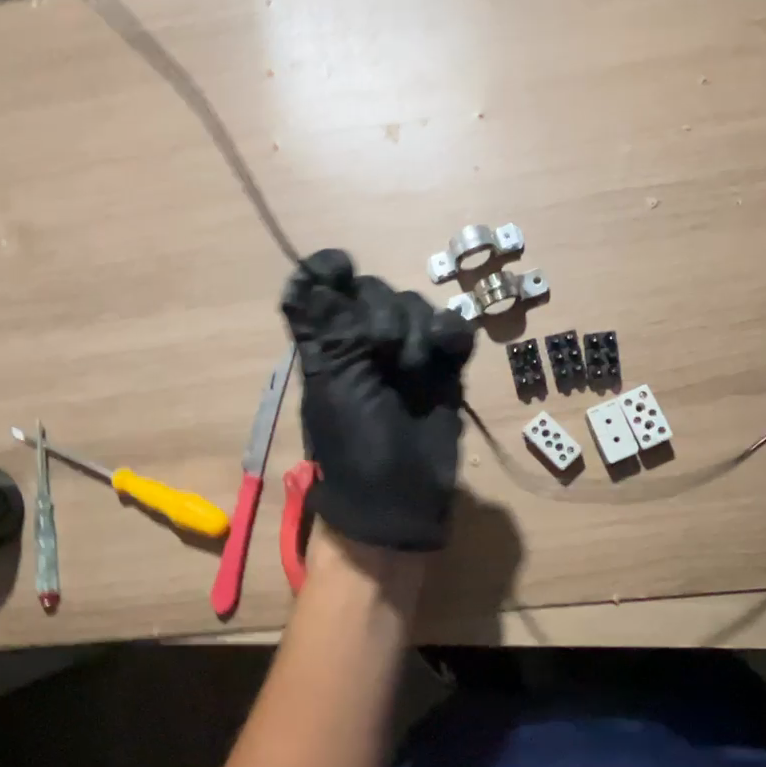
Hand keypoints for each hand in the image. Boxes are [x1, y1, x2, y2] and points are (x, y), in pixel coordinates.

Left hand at [281, 250, 475, 551]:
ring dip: (418, 334)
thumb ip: (329, 329)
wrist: (404, 499)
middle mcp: (361, 343)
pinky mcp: (443, 366)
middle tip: (386, 356)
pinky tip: (449, 355)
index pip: (319, 289)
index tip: (343, 267)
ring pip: (414, 306)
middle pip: (374, 291)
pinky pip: (451, 328)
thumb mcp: (333, 387)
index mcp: (325, 347)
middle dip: (384, 316)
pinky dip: (451, 335)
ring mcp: (405, 354)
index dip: (328, 271)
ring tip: (417, 373)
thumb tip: (314, 273)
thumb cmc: (357, 448)